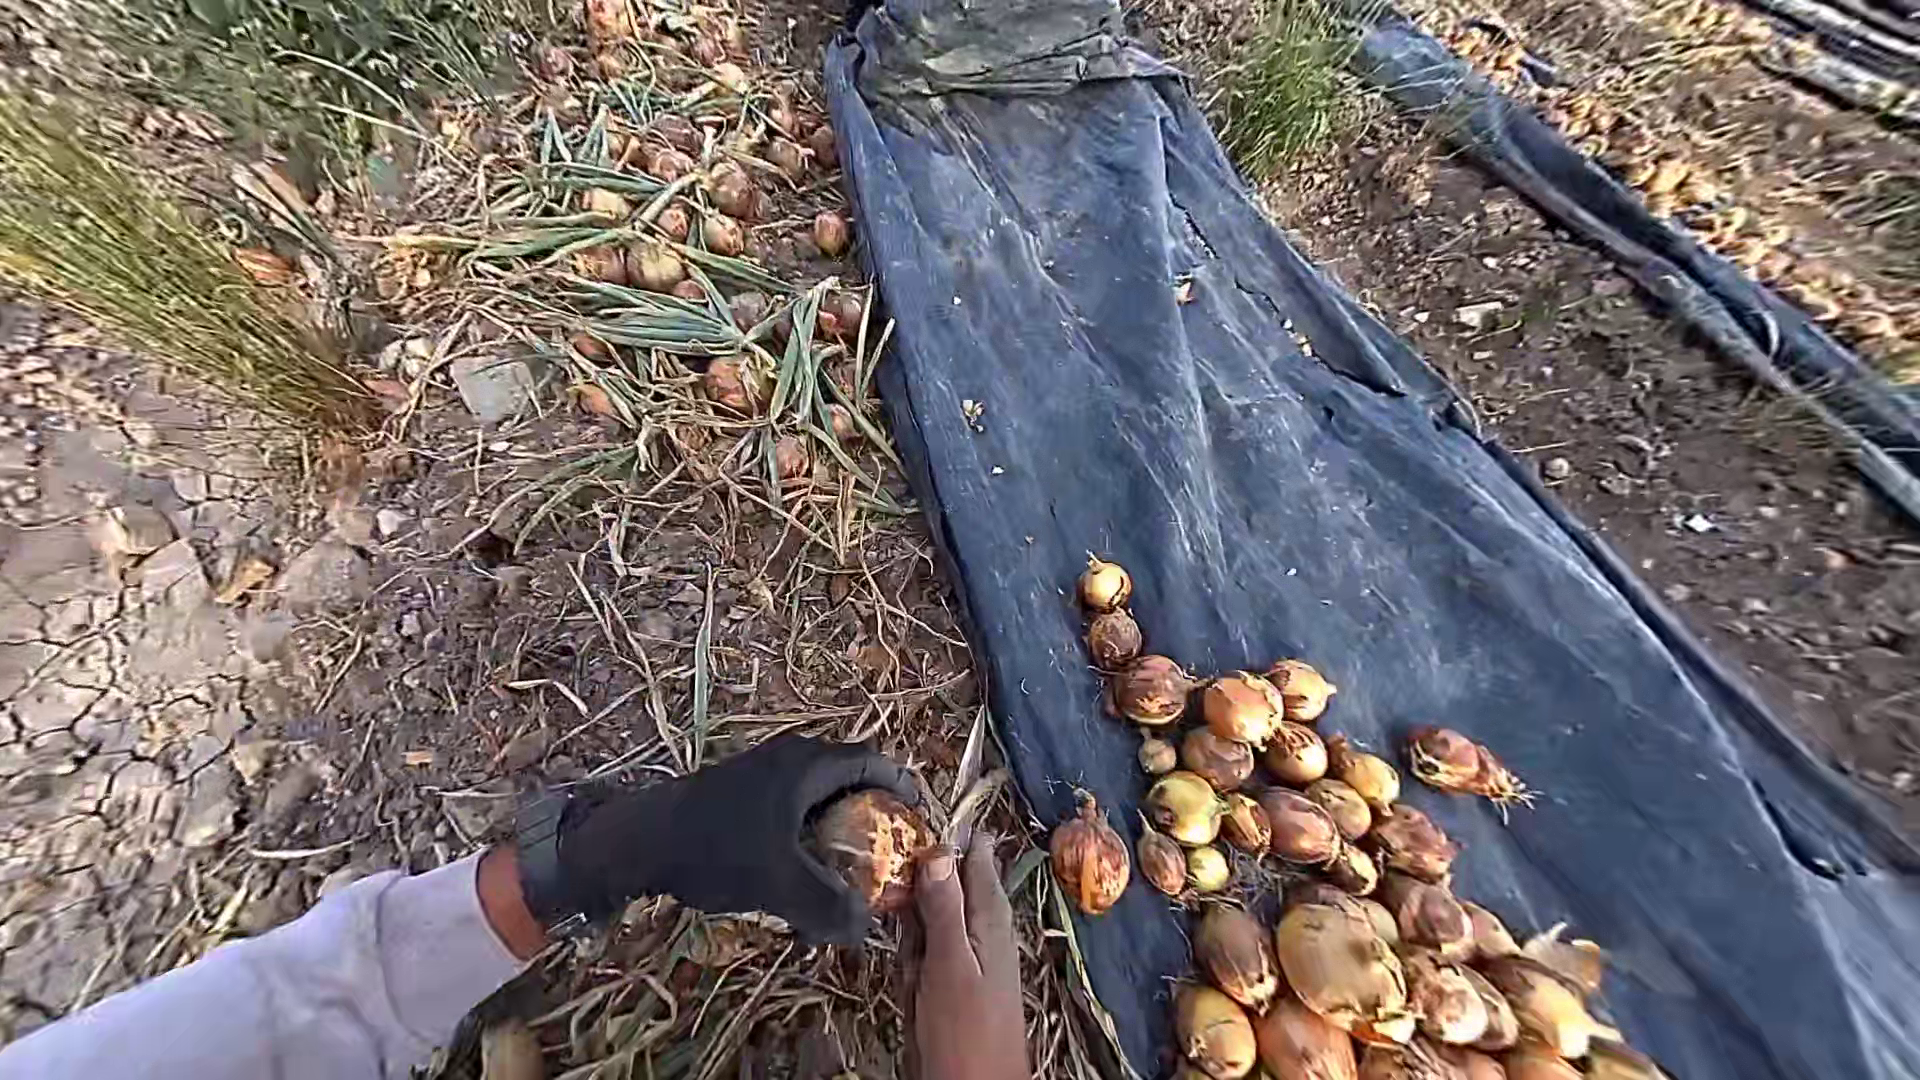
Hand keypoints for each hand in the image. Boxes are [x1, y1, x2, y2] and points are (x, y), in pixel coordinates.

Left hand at [542, 736, 917, 943]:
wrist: (641, 838)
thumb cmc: (717, 848)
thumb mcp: (777, 882)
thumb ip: (825, 905)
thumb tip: (865, 929)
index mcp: (809, 764)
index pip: (872, 761)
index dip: (900, 782)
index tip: (916, 812)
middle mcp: (794, 755)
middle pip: (849, 772)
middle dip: (873, 803)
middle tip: (887, 840)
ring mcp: (769, 766)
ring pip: (821, 786)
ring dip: (841, 814)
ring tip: (850, 853)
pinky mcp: (749, 783)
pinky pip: (797, 796)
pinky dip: (813, 820)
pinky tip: (803, 856)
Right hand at [914, 834, 1029, 1079]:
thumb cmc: (966, 1032)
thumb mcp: (949, 962)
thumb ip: (944, 904)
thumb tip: (940, 848)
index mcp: (990, 908)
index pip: (973, 849)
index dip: (941, 841)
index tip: (910, 848)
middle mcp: (983, 919)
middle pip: (944, 881)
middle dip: (917, 900)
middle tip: (908, 932)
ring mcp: (968, 946)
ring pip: (929, 916)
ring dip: (913, 936)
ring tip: (915, 972)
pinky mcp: (954, 971)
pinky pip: (926, 948)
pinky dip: (914, 961)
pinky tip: (914, 986)